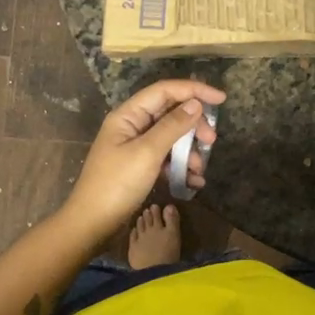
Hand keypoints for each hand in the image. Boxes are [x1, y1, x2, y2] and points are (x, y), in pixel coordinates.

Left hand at [59, 80, 225, 233]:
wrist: (92, 223)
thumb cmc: (117, 184)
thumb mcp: (147, 153)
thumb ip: (172, 126)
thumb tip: (195, 104)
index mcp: (128, 115)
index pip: (165, 91)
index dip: (194, 90)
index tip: (221, 99)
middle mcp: (132, 125)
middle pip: (170, 113)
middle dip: (194, 125)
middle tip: (212, 140)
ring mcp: (135, 146)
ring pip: (171, 137)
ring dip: (189, 150)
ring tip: (199, 170)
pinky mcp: (139, 166)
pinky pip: (166, 158)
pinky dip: (180, 166)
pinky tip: (193, 182)